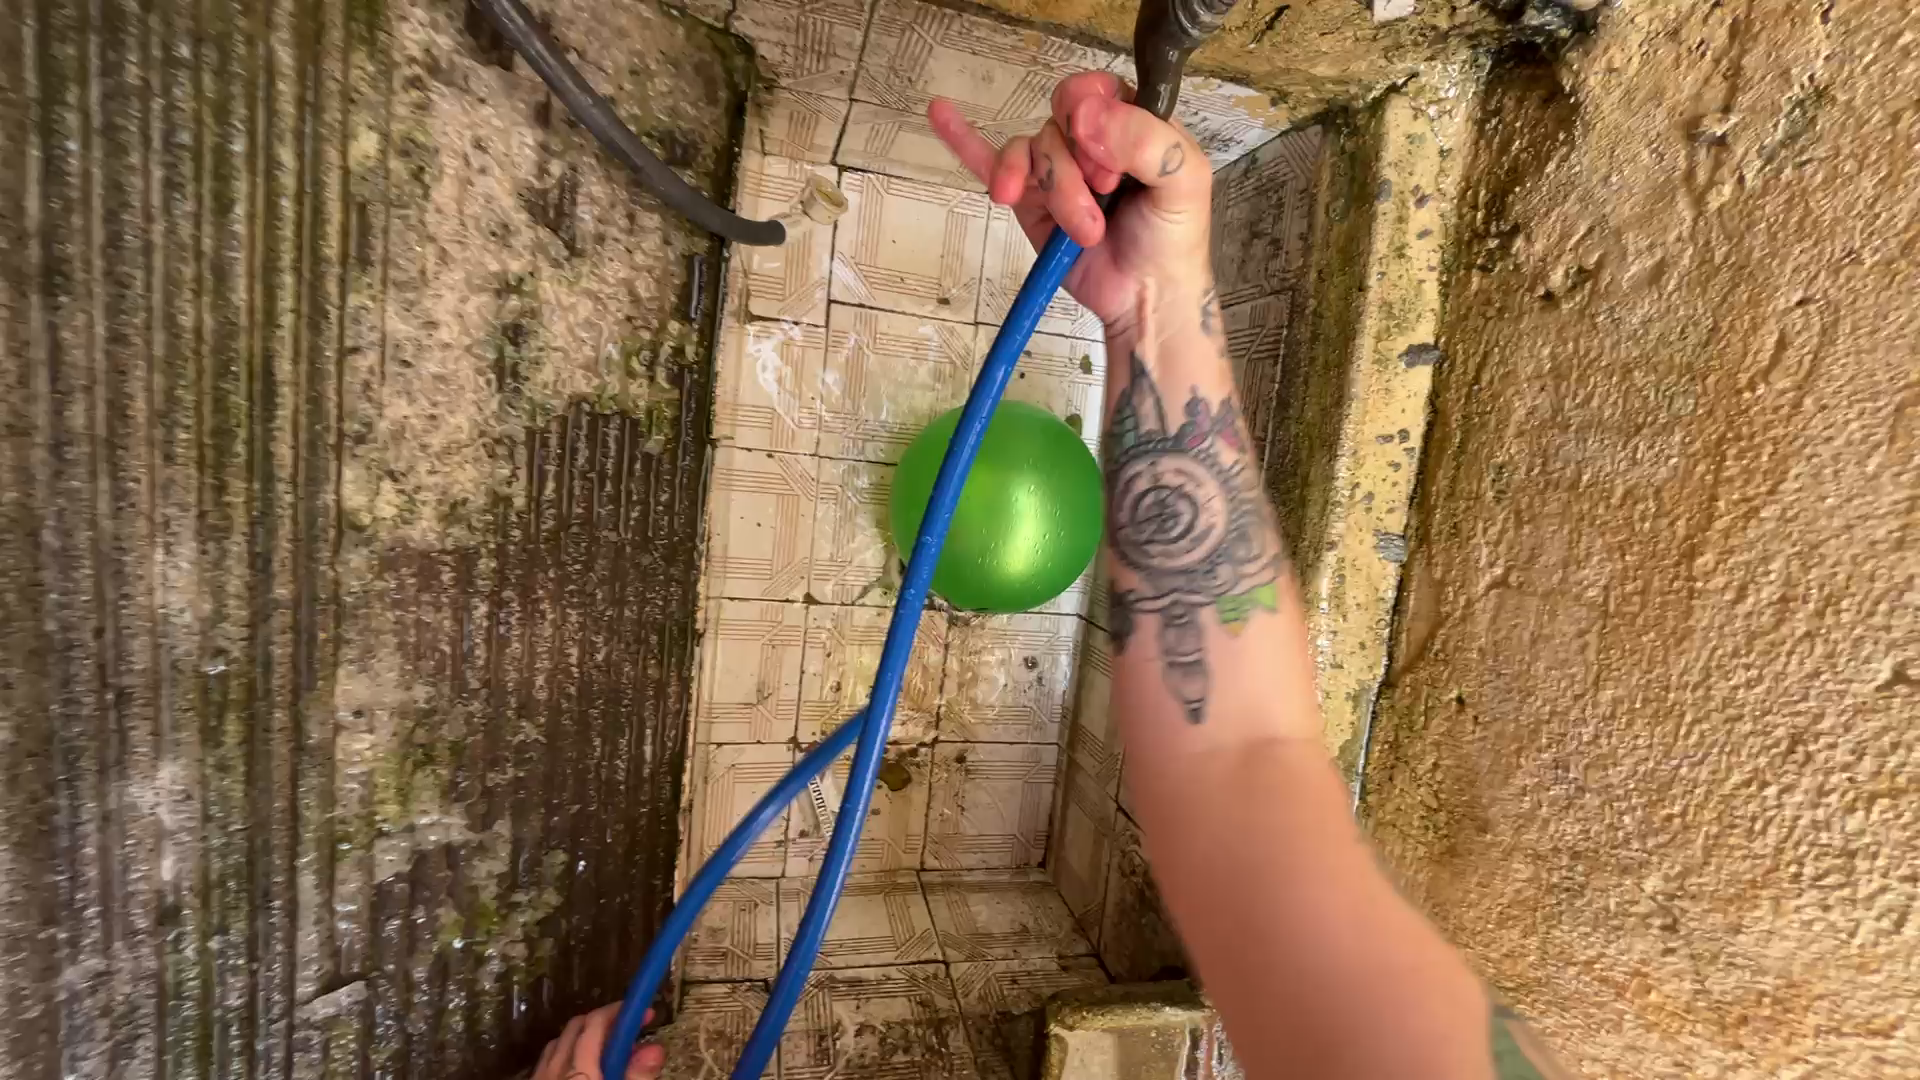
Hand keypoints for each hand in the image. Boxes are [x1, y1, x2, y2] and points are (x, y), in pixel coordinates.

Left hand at [532, 1003, 664, 1079]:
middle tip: (630, 1033)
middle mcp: (554, 1069)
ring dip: (583, 1037)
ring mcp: (538, 1078)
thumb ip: (636, 1076)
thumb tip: (656, 1047)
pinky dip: (565, 1055)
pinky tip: (579, 1069)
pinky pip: (546, 1062)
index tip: (646, 1012)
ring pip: (560, 1042)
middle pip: (578, 1025)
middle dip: (605, 1020)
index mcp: (579, 1069)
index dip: (622, 1010)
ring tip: (607, 1051)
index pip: (597, 1022)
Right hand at [927, 71, 1211, 328]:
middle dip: (1075, 167)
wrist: (1145, 297)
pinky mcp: (1030, 205)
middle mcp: (1090, 142)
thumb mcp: (1183, 179)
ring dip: (1055, 194)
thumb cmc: (1172, 240)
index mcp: (1130, 122)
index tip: (1108, 167)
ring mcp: (1056, 172)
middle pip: (1059, 123)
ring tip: (1082, 233)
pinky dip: (966, 142)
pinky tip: (942, 115)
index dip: (1094, 120)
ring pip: (1031, 153)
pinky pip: (992, 164)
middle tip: (1104, 199)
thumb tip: (1083, 115)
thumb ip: (1143, 139)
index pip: (1096, 92)